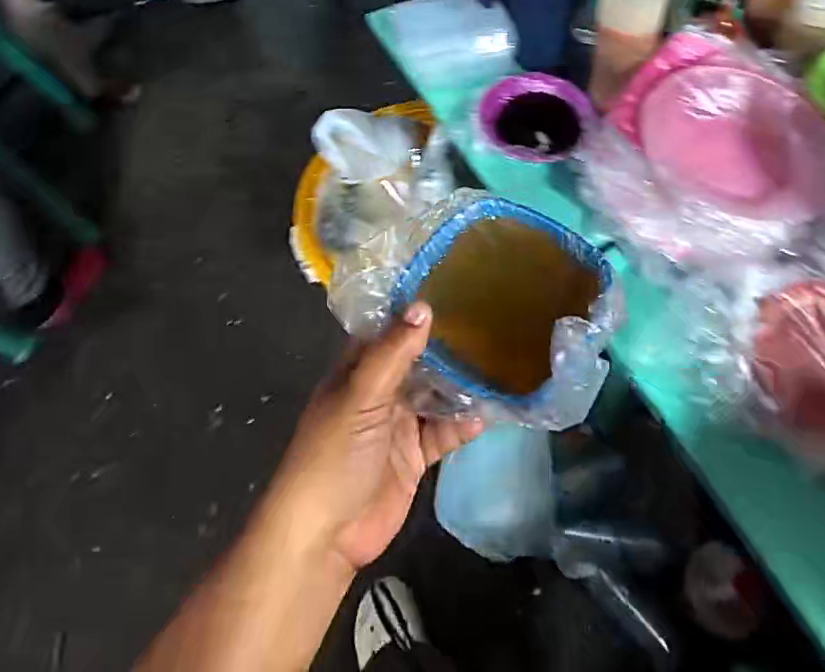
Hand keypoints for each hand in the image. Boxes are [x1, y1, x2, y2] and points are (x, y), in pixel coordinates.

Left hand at [267, 303, 483, 568]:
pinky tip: (487, 414)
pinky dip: (465, 423)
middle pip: (420, 361)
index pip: (389, 331)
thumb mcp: (361, 398)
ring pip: (438, 394)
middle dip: (450, 347)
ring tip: (499, 364)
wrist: (324, 538)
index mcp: (358, 373)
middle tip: (492, 321)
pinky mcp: (415, 455)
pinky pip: (446, 431)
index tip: (455, 286)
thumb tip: (425, 307)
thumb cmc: (333, 458)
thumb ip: (394, 354)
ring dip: (463, 385)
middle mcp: (380, 393)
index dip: (415, 312)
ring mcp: (399, 424)